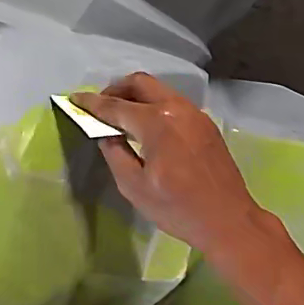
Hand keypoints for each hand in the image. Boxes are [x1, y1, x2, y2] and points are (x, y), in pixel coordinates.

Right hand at [72, 73, 277, 256]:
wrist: (229, 221)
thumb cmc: (178, 208)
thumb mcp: (133, 186)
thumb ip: (115, 153)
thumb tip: (107, 134)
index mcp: (157, 122)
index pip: (115, 106)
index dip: (91, 103)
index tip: (74, 99)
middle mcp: (176, 108)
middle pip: (139, 83)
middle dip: (115, 89)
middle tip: (99, 107)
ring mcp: (195, 114)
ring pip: (158, 90)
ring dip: (135, 96)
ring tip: (121, 117)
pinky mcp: (205, 124)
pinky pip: (173, 103)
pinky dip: (153, 106)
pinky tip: (146, 127)